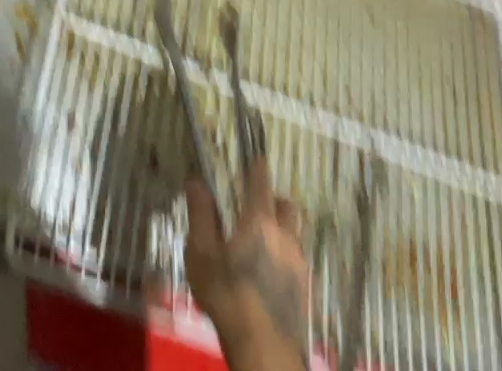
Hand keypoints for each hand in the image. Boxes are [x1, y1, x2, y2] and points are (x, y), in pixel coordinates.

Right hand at [184, 159, 309, 370]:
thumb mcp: (201, 252)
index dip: (257, 167)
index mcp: (258, 222)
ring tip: (259, 240)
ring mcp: (299, 263)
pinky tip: (266, 271)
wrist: (263, 345)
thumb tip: (196, 181)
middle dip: (273, 199)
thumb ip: (201, 214)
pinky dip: (283, 253)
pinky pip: (296, 257)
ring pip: (294, 233)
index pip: (260, 183)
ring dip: (280, 227)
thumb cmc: (226, 293)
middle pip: (287, 206)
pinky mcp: (305, 287)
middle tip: (253, 205)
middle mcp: (285, 236)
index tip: (255, 157)